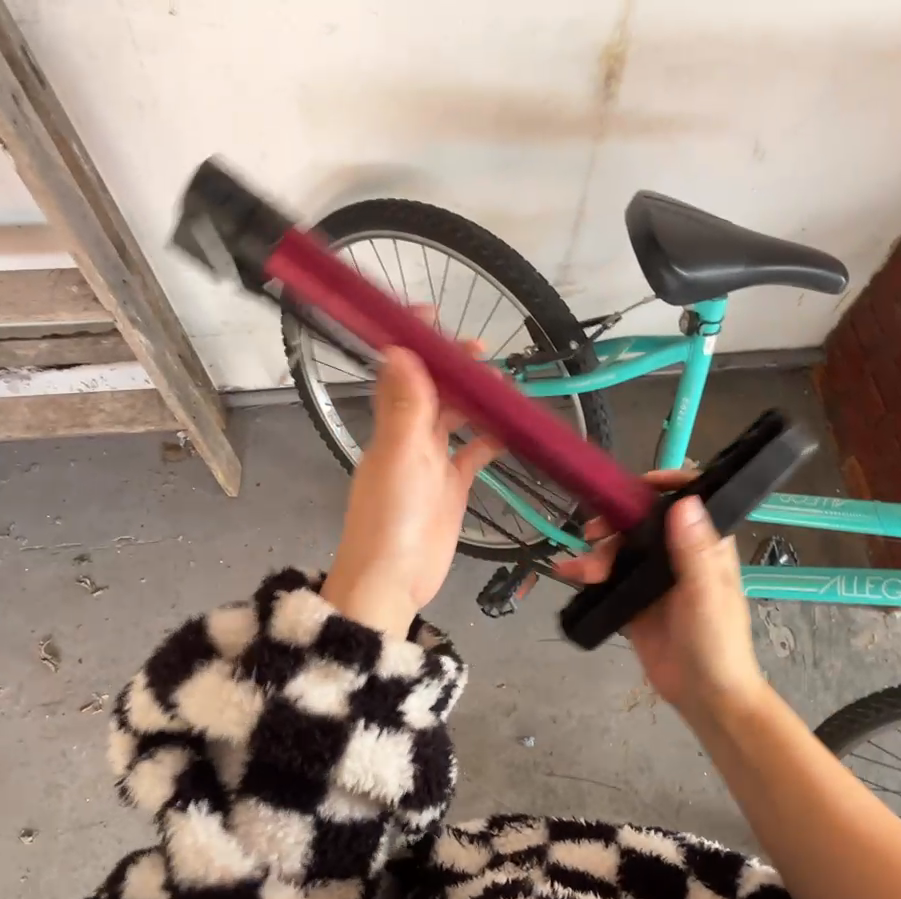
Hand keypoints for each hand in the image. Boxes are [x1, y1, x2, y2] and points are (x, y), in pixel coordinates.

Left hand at [321, 348, 496, 635]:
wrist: (393, 582)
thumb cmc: (391, 518)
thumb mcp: (399, 456)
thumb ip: (404, 406)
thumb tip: (399, 347)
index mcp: (390, 427)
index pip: (400, 372)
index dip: (413, 343)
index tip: (432, 315)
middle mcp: (409, 439)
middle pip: (433, 391)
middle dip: (454, 368)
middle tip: (483, 352)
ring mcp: (432, 464)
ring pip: (455, 419)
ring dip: (475, 399)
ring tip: (503, 384)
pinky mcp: (452, 489)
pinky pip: (473, 454)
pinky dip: (489, 438)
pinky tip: (509, 429)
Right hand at [555, 472, 770, 722]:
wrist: (703, 695)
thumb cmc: (716, 642)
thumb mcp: (706, 594)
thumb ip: (694, 550)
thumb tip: (684, 502)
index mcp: (705, 547)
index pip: (689, 501)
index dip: (667, 485)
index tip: (637, 485)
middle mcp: (678, 555)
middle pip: (643, 522)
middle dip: (615, 522)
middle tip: (594, 531)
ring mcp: (653, 578)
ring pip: (620, 548)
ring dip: (596, 551)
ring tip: (579, 569)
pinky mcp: (633, 601)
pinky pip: (606, 577)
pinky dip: (587, 573)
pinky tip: (569, 574)